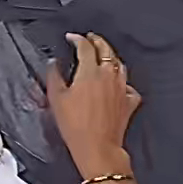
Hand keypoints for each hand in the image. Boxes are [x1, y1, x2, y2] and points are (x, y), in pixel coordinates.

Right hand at [45, 32, 140, 178]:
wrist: (97, 146)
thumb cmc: (75, 125)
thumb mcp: (56, 98)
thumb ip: (54, 76)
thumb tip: (53, 64)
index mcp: (90, 72)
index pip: (85, 47)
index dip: (77, 39)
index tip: (72, 38)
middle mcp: (109, 76)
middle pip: (106, 50)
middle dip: (97, 41)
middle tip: (90, 38)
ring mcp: (121, 88)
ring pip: (119, 64)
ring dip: (111, 57)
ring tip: (104, 55)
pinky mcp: (129, 102)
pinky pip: (128, 85)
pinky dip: (122, 81)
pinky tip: (118, 84)